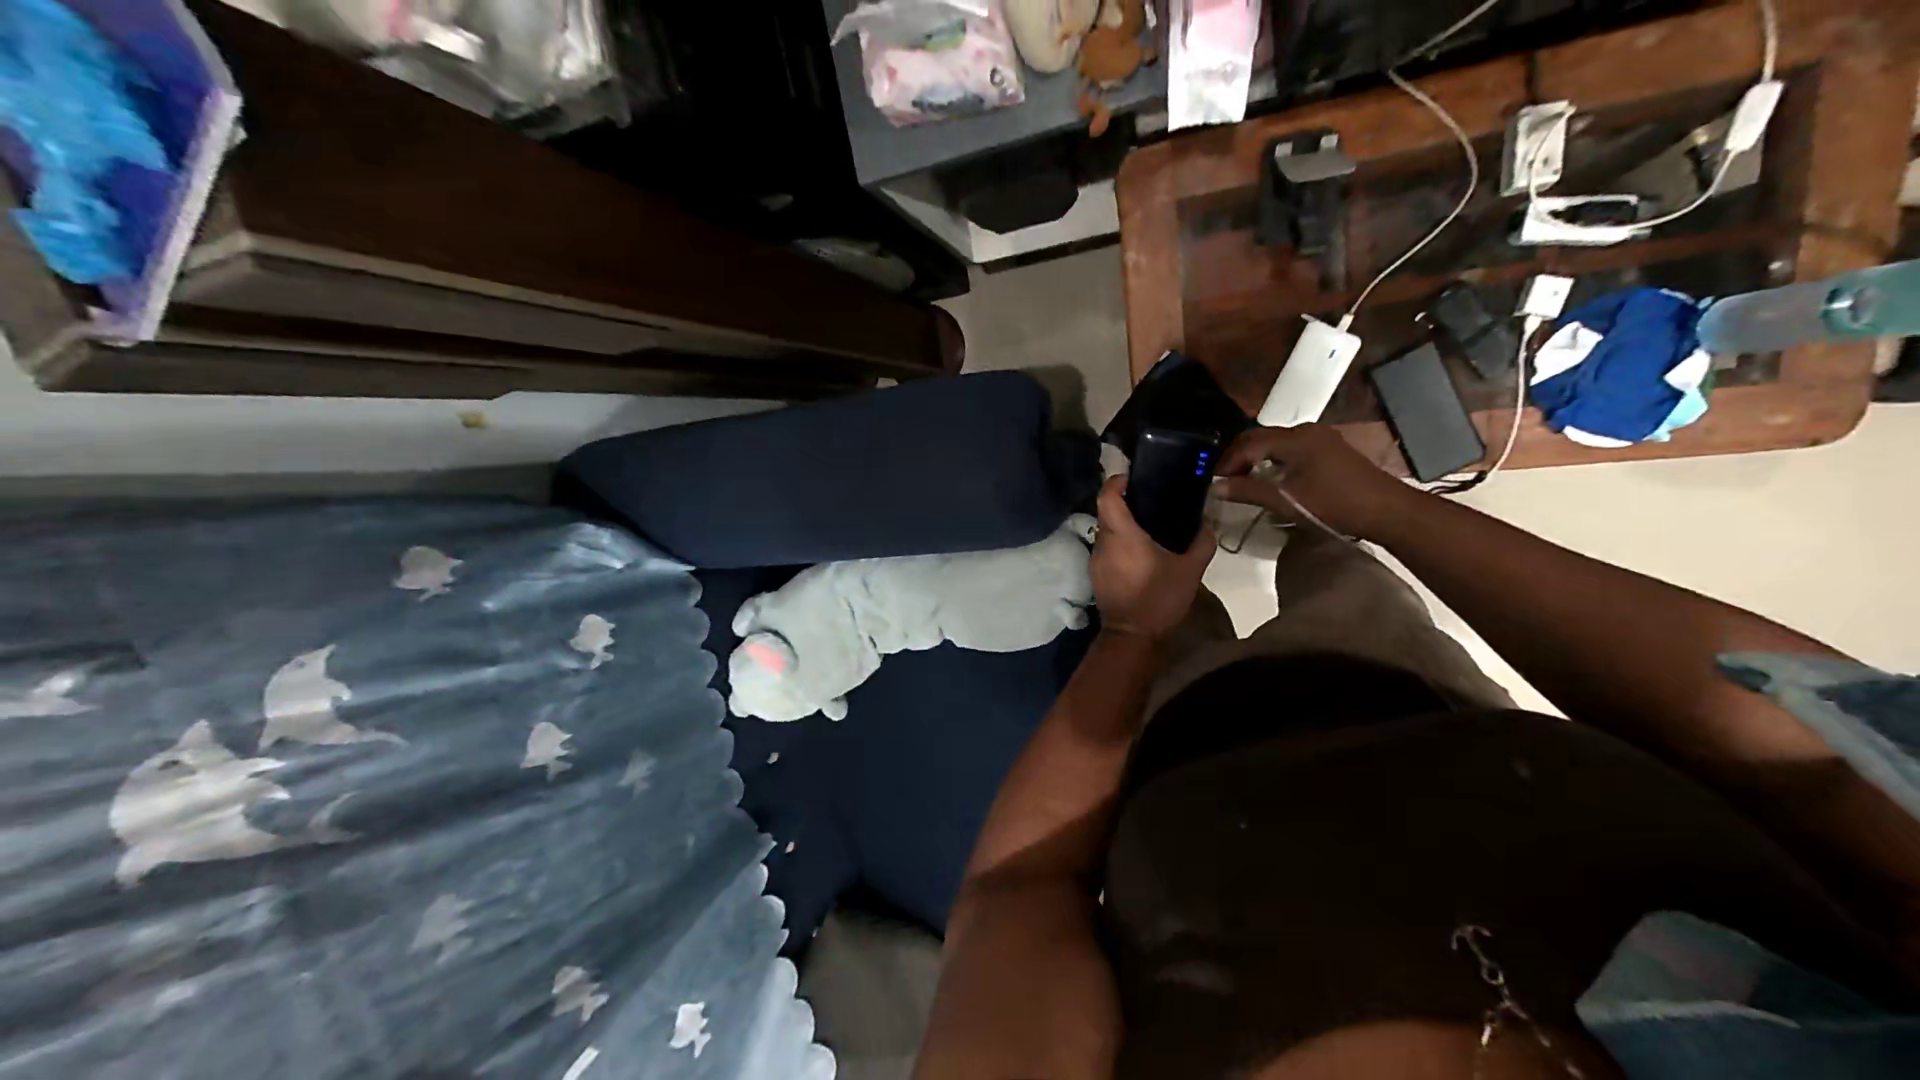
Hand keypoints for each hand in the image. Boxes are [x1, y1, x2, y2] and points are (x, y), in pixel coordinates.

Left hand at [1090, 476, 1214, 639]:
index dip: (1118, 482)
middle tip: (1151, 502)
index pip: (1108, 496)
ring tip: (1148, 528)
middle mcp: (1104, 542)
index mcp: (1123, 535)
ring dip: (1122, 526)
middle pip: (1107, 511)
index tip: (1135, 478)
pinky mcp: (1096, 573)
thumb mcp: (1191, 570)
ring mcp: (1096, 559)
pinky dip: (1119, 543)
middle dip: (1125, 503)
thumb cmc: (1160, 599)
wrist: (1133, 636)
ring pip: (1106, 531)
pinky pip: (1106, 548)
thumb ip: (1201, 541)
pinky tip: (1140, 552)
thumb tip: (1207, 521)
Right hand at [1212, 423, 1419, 541]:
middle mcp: (1306, 430)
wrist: (1387, 510)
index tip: (1214, 482)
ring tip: (1243, 481)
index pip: (1248, 443)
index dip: (1228, 462)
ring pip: (1276, 443)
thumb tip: (1216, 487)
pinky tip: (1271, 478)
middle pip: (1261, 438)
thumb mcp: (1286, 500)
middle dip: (1239, 457)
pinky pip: (1291, 449)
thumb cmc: (1334, 504)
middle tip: (1224, 480)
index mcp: (1295, 438)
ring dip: (1256, 459)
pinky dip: (1273, 460)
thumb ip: (1248, 491)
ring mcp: (1320, 438)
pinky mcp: (1329, 450)